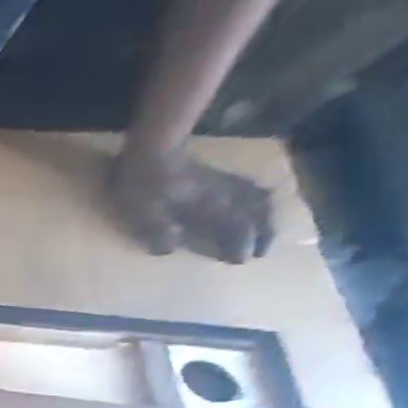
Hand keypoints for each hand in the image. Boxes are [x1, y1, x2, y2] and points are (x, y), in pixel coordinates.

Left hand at [110, 147, 274, 263]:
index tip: (242, 260)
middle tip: (261, 251)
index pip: (237, 228)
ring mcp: (225, 182)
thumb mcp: (142, 213)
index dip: (242, 245)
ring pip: (259, 199)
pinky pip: (251, 189)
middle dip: (263, 233)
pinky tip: (255, 205)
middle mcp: (226, 194)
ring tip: (264, 232)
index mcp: (209, 206)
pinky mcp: (219, 175)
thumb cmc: (143, 183)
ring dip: (266, 217)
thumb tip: (170, 250)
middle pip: (258, 213)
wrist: (153, 147)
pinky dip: (258, 201)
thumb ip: (158, 231)